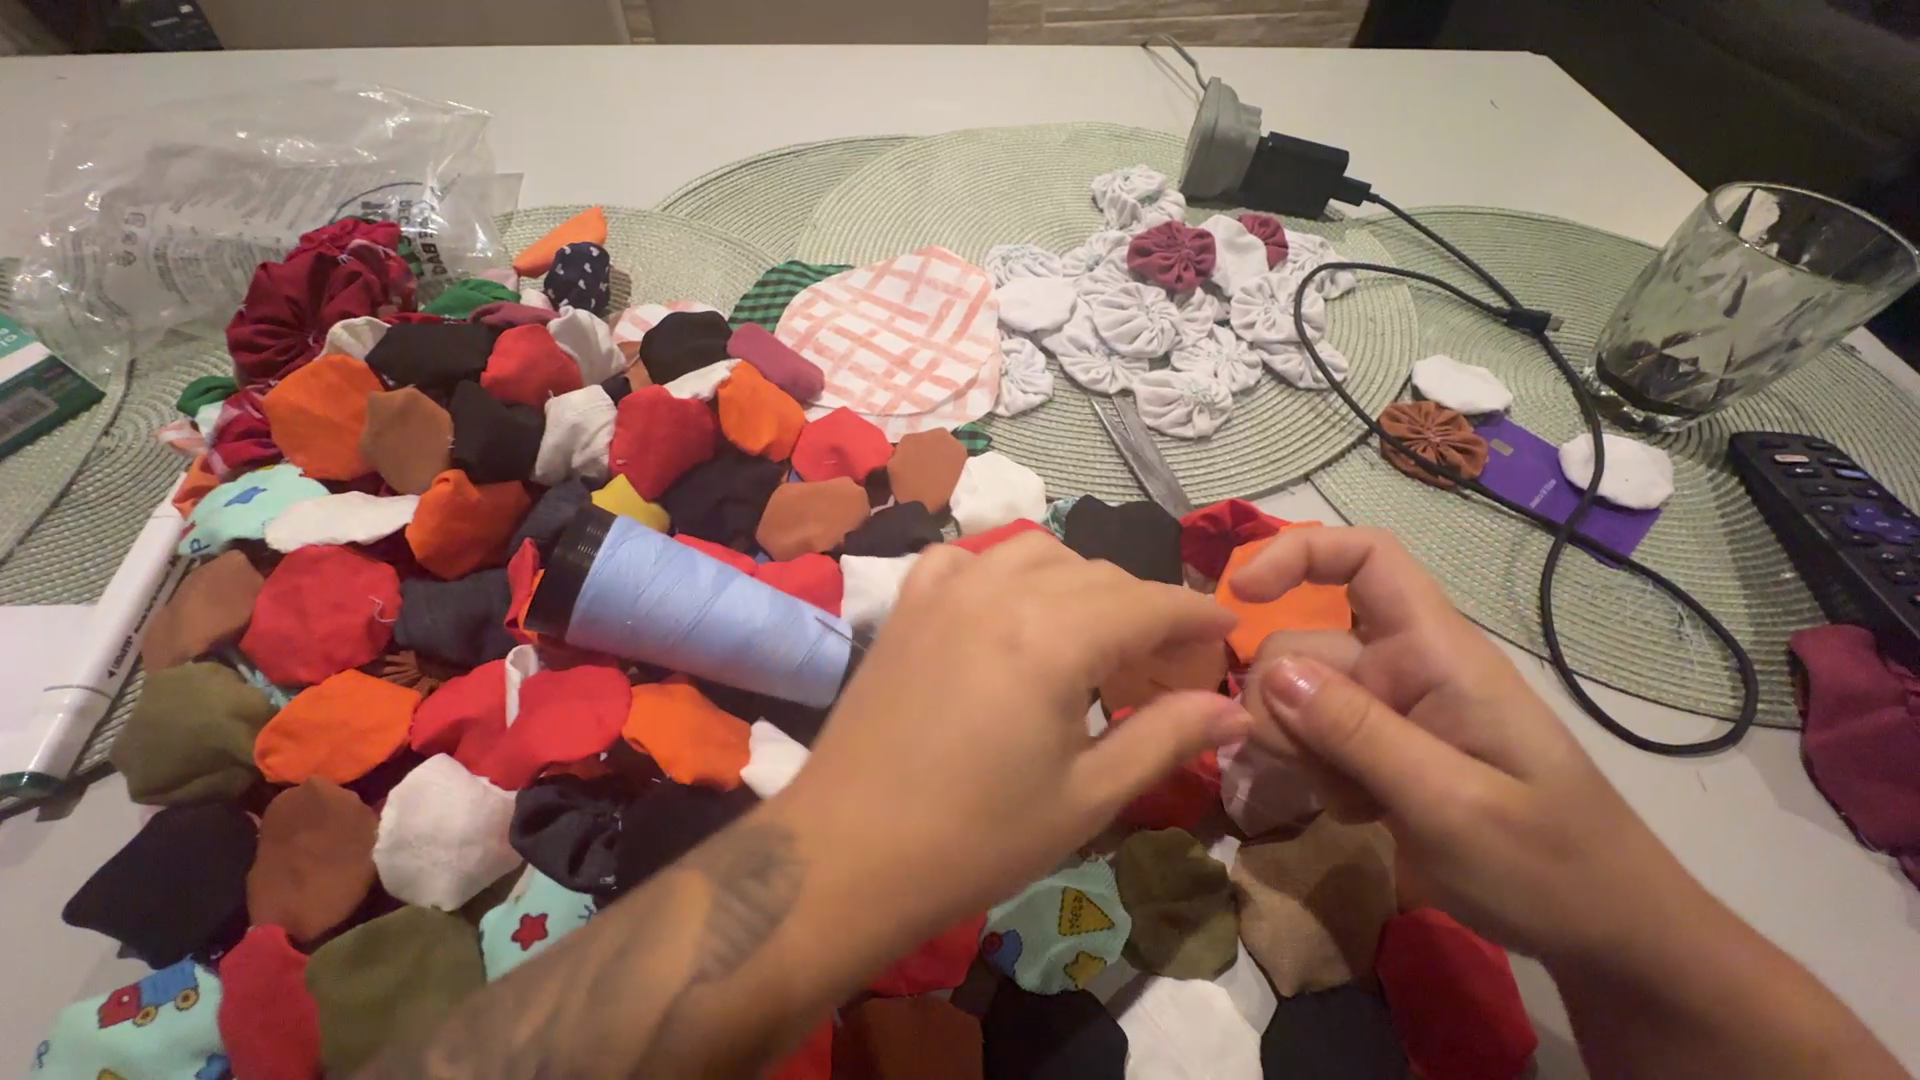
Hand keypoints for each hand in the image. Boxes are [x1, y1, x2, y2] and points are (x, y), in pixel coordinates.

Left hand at [783, 533, 1248, 928]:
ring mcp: (945, 591)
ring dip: (1080, 585)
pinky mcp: (906, 606)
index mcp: (1054, 636)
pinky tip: (1007, 610)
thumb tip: (1236, 709)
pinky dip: (1002, 572)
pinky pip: (966, 559)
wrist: (849, 853)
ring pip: (1036, 554)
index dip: (1196, 615)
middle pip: (1099, 575)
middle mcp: (1000, 591)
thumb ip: (1166, 737)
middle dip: (1145, 611)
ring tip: (1092, 640)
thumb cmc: (977, 838)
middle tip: (1163, 668)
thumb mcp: (1088, 796)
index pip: (1149, 602)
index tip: (1227, 632)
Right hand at [1230, 526, 1709, 964]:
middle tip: (1302, 768)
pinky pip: (1312, 740)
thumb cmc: (1551, 864)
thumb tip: (1271, 673)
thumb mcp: (1454, 804)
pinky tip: (1356, 814)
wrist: (1604, 935)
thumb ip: (1360, 735)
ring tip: (1349, 801)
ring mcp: (1387, 713)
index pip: (1367, 559)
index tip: (1240, 595)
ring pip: (1297, 697)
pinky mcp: (1377, 753)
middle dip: (1279, 700)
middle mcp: (1403, 668)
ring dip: (1298, 748)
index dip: (1298, 555)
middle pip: (1304, 644)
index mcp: (1437, 653)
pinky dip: (1315, 773)